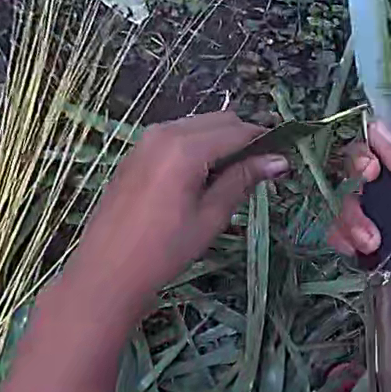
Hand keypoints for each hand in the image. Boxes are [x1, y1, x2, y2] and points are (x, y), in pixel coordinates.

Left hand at [67, 112, 287, 324]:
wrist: (107, 271)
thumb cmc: (165, 250)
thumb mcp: (211, 216)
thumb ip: (243, 180)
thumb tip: (279, 161)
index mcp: (185, 148)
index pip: (238, 130)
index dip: (265, 141)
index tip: (282, 160)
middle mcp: (165, 132)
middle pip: (219, 120)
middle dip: (244, 139)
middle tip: (260, 173)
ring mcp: (147, 139)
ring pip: (199, 125)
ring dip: (221, 142)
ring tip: (231, 179)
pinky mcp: (137, 151)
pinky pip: (178, 135)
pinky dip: (198, 147)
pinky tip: (202, 179)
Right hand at [327, 91, 390, 358]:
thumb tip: (378, 130)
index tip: (385, 74)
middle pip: (369, 152)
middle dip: (361, 163)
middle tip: (368, 177)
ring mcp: (385, 214)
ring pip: (350, 191)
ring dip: (356, 216)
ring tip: (373, 242)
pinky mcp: (367, 241)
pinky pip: (342, 225)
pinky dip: (346, 237)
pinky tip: (362, 253)